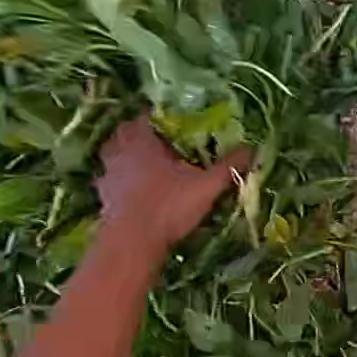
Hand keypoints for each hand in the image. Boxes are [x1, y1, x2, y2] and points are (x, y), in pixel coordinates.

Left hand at [96, 115, 250, 247]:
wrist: (134, 241)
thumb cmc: (169, 205)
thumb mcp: (207, 185)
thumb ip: (228, 166)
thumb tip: (253, 149)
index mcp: (141, 140)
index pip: (146, 116)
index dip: (162, 117)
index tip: (178, 124)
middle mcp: (119, 151)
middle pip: (128, 133)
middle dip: (145, 136)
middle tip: (167, 145)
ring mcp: (108, 173)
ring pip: (117, 156)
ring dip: (131, 158)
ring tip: (153, 167)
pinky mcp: (104, 195)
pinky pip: (114, 179)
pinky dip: (125, 181)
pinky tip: (141, 190)